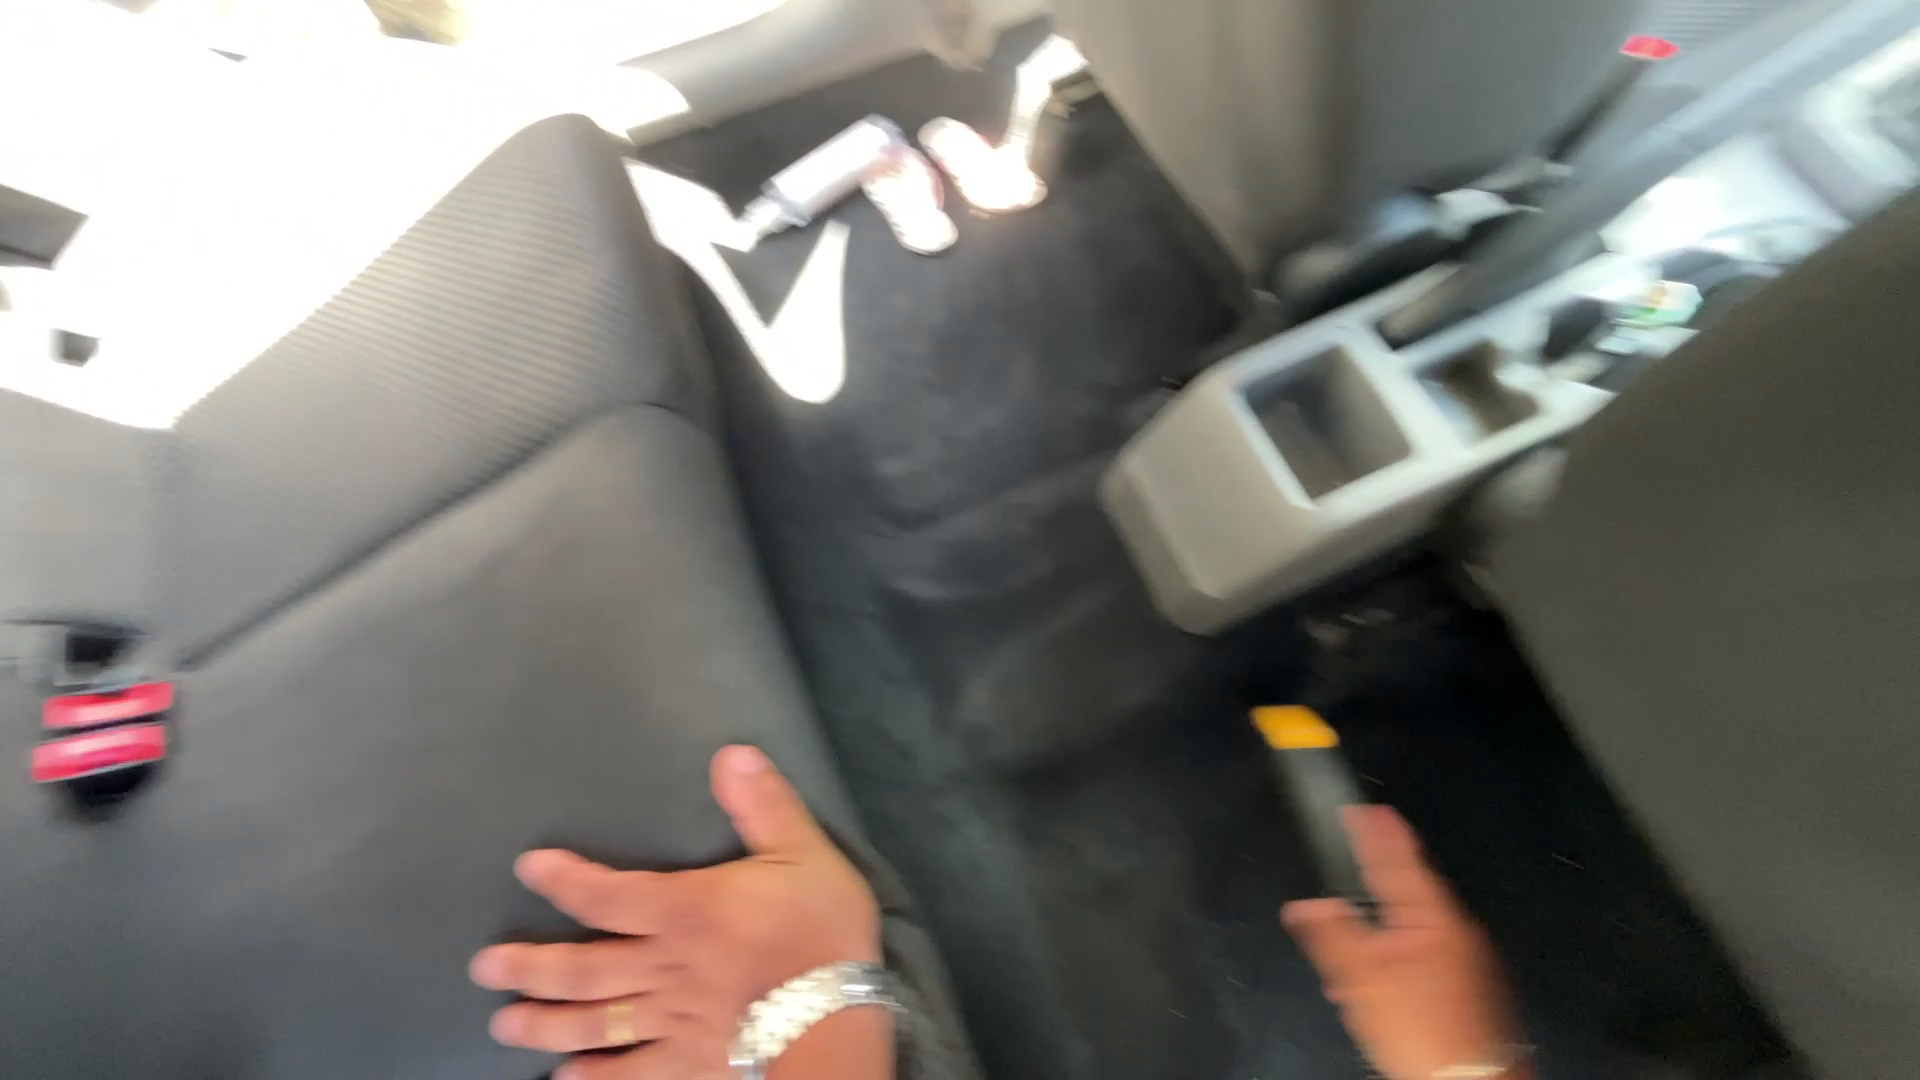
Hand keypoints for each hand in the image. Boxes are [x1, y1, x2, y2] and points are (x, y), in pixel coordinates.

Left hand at [469, 745, 881, 1078]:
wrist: (835, 1015)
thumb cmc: (818, 925)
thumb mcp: (802, 848)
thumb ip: (763, 803)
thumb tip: (729, 753)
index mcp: (687, 911)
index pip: (611, 896)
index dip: (567, 881)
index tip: (529, 867)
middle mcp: (665, 967)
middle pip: (586, 968)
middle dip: (533, 966)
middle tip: (485, 966)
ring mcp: (672, 1022)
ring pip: (596, 1023)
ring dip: (546, 1023)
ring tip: (503, 1023)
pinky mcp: (688, 1064)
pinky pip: (631, 1075)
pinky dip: (595, 1078)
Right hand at [1281, 806, 1525, 1079]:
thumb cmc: (1419, 1028)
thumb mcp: (1360, 976)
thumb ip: (1330, 933)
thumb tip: (1305, 906)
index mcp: (1430, 918)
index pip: (1396, 861)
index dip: (1376, 833)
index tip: (1367, 810)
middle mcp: (1455, 932)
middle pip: (1410, 886)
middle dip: (1382, 865)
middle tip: (1366, 836)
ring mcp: (1466, 960)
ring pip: (1417, 920)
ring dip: (1387, 907)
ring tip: (1364, 901)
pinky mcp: (1467, 987)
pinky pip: (1426, 948)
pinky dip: (1400, 939)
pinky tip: (1383, 959)